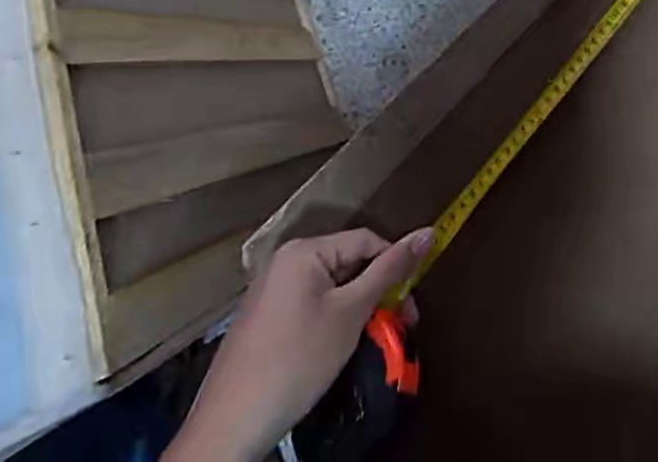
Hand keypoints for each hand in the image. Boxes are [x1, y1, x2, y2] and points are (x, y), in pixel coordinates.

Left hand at [164, 227, 434, 461]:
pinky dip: (332, 319)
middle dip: (377, 292)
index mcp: (305, 250)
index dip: (395, 267)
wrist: (229, 426)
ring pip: (332, 286)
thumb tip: (428, 231)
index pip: (367, 241)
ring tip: (370, 338)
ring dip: (357, 308)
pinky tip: (338, 347)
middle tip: (398, 326)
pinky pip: (311, 304)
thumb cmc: (298, 359)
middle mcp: (285, 260)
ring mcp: (271, 290)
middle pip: (348, 263)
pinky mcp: (264, 318)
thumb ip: (389, 270)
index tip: (410, 307)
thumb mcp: (351, 312)